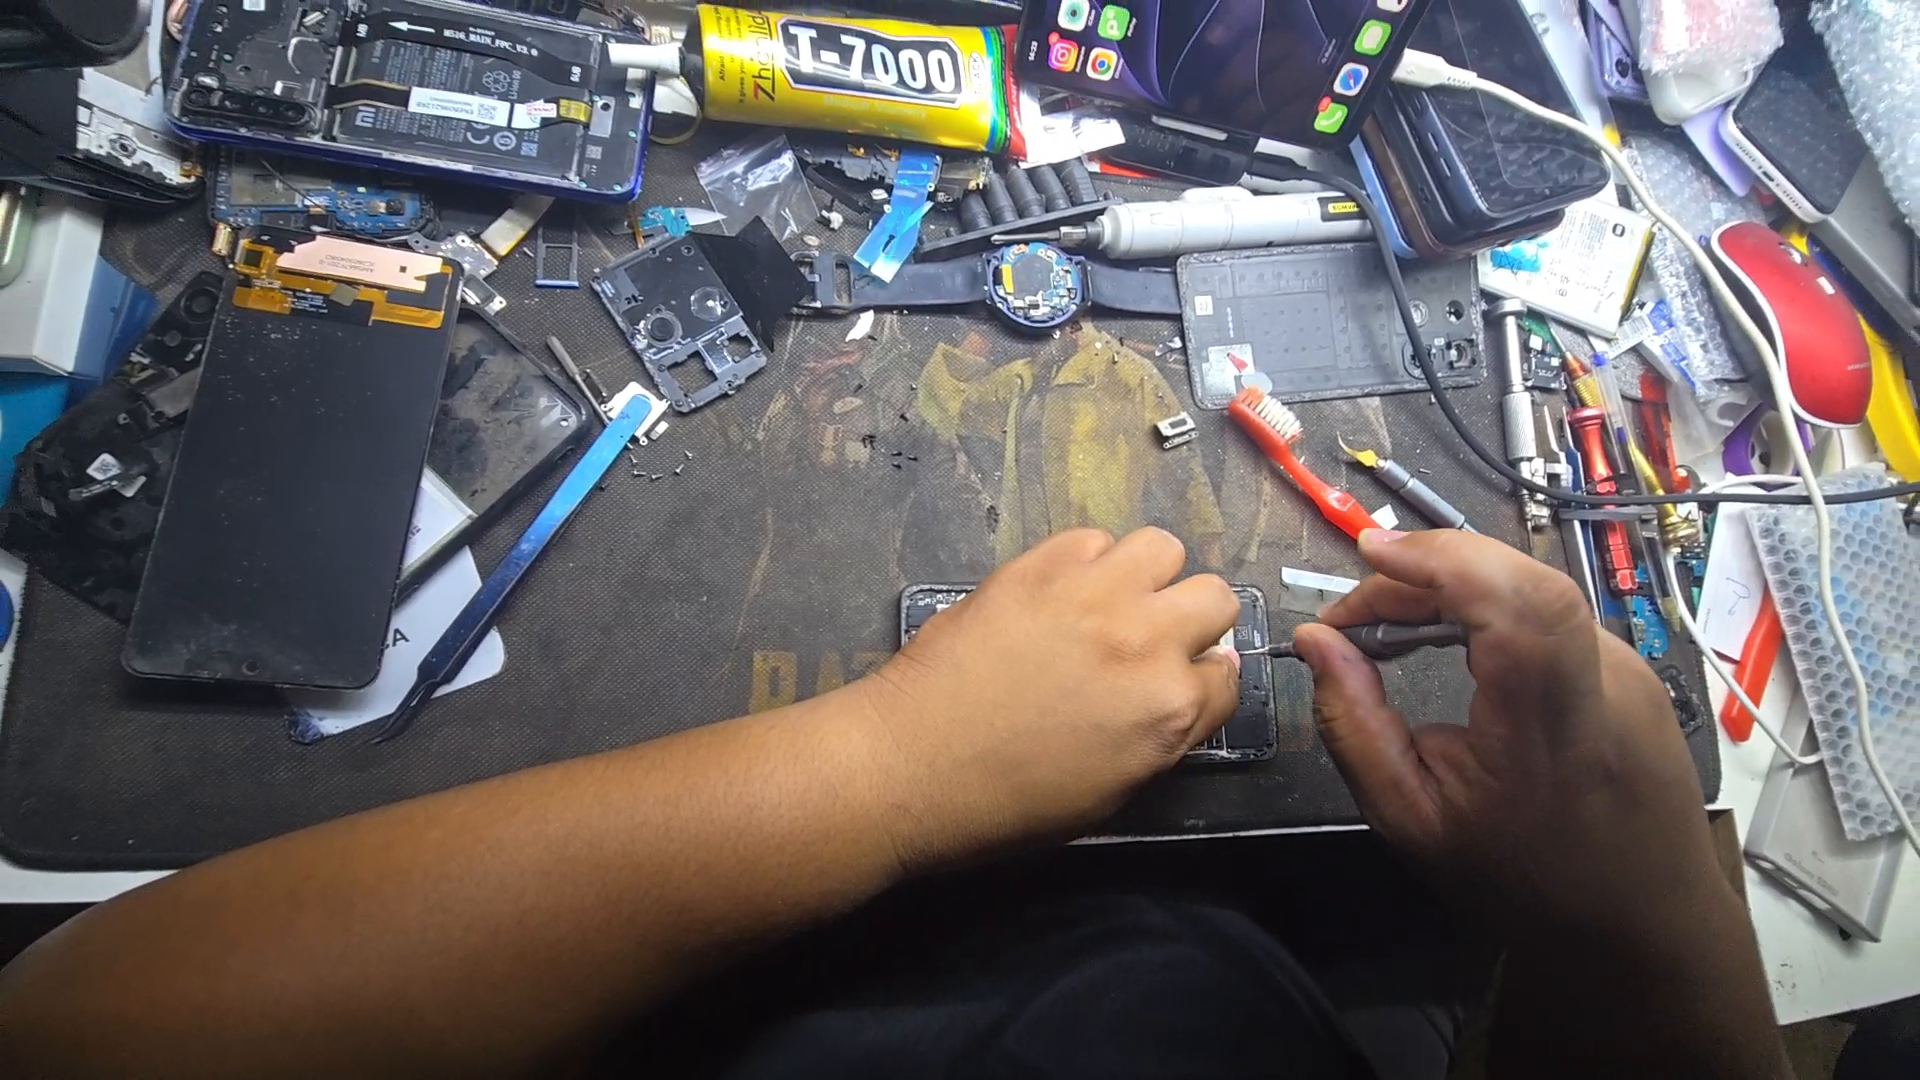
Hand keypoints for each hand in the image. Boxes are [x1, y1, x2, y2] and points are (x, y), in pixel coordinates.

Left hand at [858, 528, 1241, 871]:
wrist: (913, 762)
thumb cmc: (1010, 800)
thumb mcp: (1113, 789)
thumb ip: (1168, 730)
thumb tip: (1200, 676)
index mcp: (1168, 708)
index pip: (1227, 674)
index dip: (1202, 677)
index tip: (1177, 678)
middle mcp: (1143, 639)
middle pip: (1215, 596)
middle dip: (1192, 618)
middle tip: (1148, 635)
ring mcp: (1090, 593)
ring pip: (1162, 547)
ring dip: (1147, 576)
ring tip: (1110, 600)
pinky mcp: (1038, 565)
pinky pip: (1091, 539)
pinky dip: (1087, 561)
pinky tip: (1059, 591)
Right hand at [1294, 530, 1730, 946]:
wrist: (1642, 933)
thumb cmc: (1517, 879)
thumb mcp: (1405, 813)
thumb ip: (1351, 721)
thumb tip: (1314, 639)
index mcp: (1552, 726)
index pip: (1518, 605)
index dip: (1444, 560)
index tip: (1368, 552)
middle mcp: (1606, 682)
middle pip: (1516, 581)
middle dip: (1419, 572)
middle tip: (1352, 616)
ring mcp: (1627, 672)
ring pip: (1525, 588)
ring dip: (1442, 588)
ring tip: (1382, 627)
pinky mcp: (1625, 672)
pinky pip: (1539, 611)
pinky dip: (1474, 606)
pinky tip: (1436, 638)